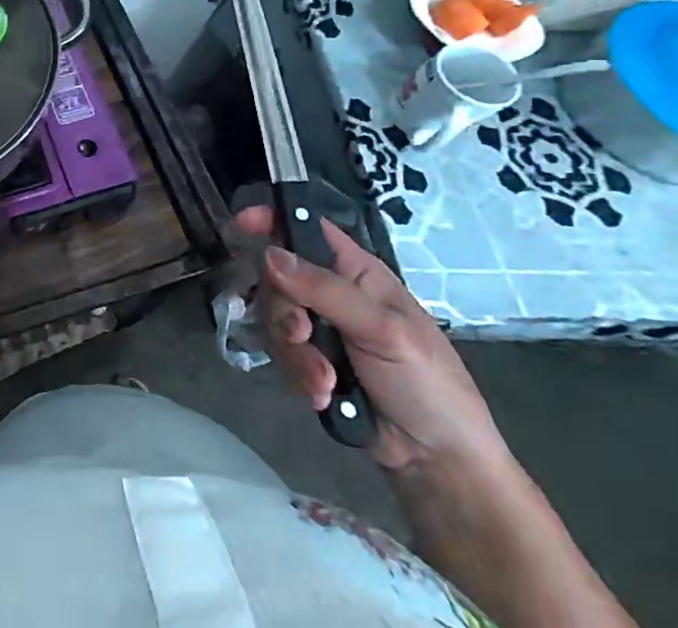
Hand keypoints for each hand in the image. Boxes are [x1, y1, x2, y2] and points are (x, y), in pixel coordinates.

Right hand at [238, 206, 511, 475]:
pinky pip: (281, 356)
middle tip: (302, 336)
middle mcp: (332, 293)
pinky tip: (324, 396)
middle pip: (277, 280)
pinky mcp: (310, 361)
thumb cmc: (427, 382)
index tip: (242, 224)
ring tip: (325, 383)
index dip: (274, 220)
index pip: (308, 229)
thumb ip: (325, 291)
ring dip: (296, 356)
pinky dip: (298, 376)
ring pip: (275, 322)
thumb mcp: (383, 331)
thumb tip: (270, 254)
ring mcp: (320, 328)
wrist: (435, 457)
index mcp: (357, 272)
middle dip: (284, 314)